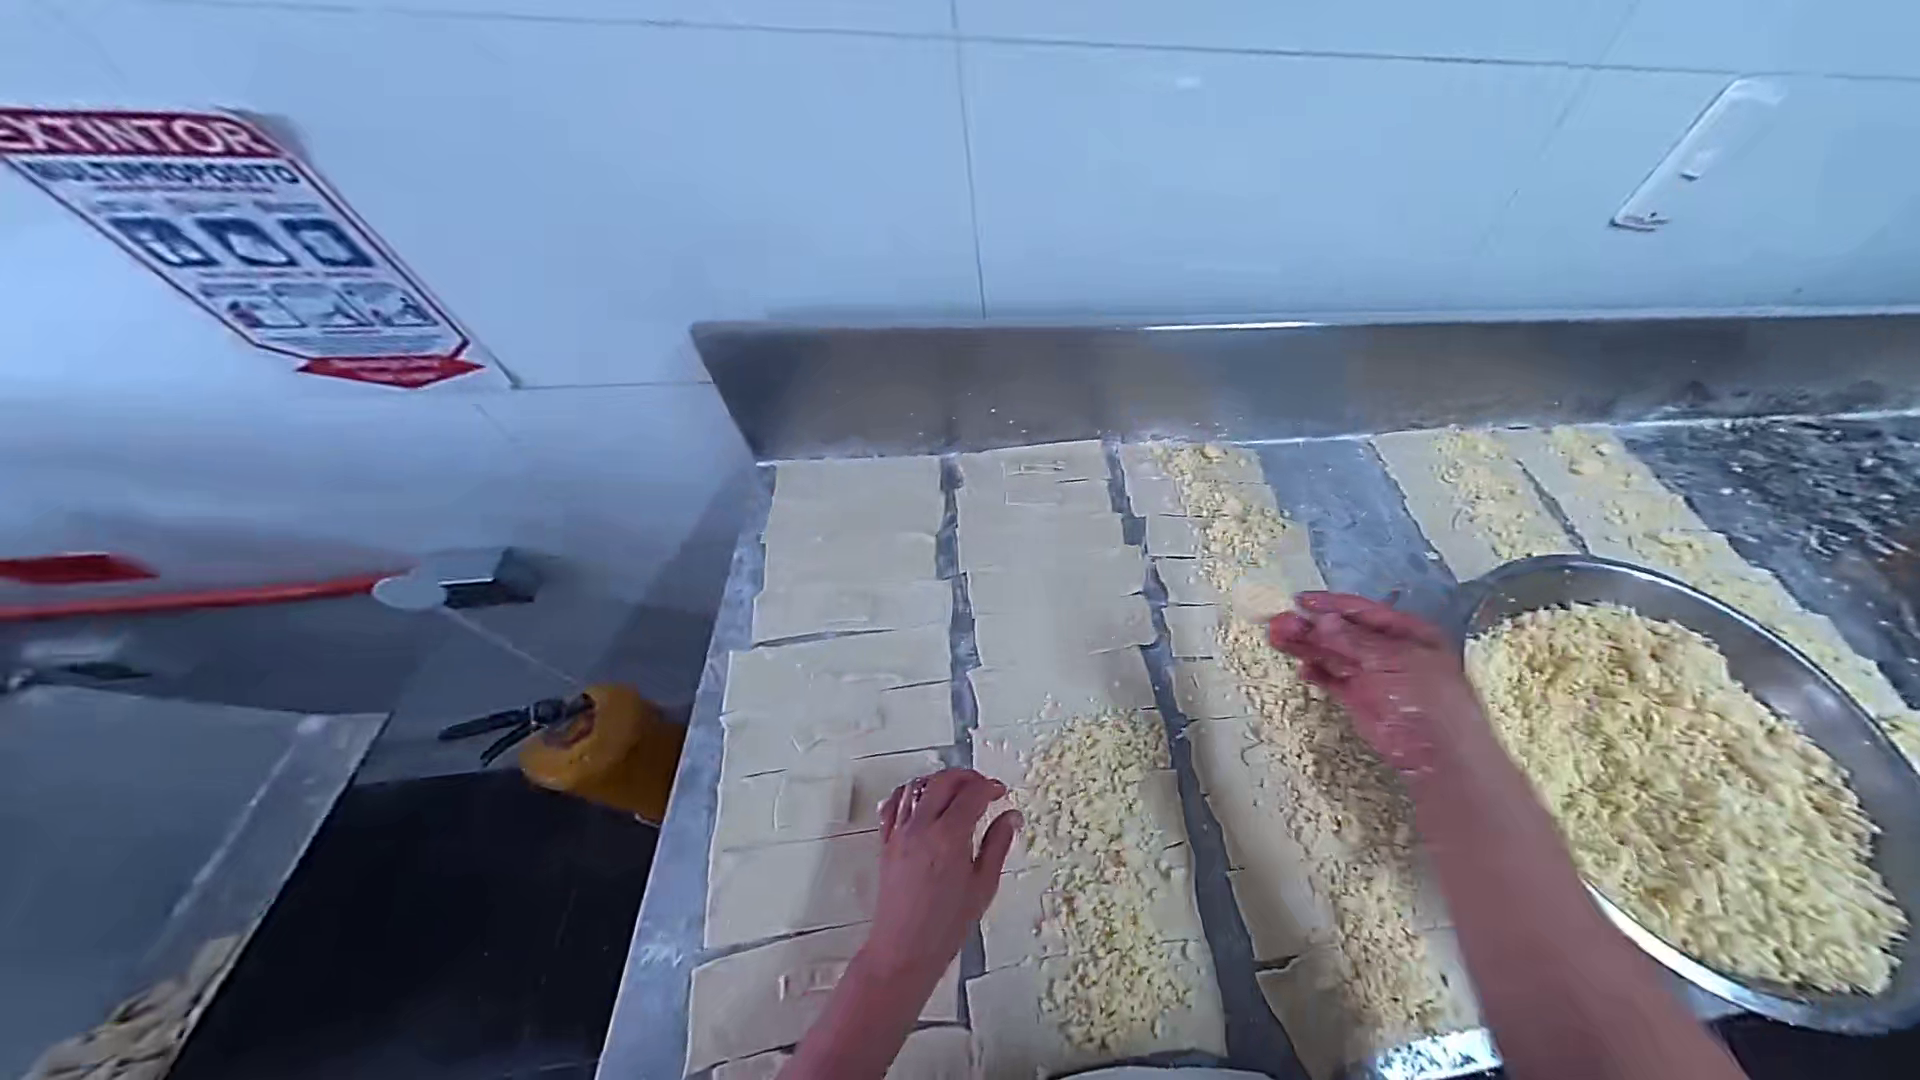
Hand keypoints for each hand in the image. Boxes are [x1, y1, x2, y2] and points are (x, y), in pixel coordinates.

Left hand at [861, 768, 1020, 983]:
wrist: (903, 950)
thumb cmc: (947, 925)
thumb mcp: (982, 887)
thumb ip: (997, 845)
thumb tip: (1011, 816)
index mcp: (950, 837)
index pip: (972, 794)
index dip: (989, 787)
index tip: (1000, 792)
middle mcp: (922, 826)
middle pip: (943, 781)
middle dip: (966, 777)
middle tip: (982, 786)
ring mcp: (900, 831)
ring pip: (918, 786)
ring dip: (940, 781)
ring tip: (956, 790)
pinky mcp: (886, 840)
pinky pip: (895, 803)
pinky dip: (910, 792)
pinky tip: (923, 800)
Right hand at [1268, 591, 1487, 773]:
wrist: (1437, 753)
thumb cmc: (1426, 698)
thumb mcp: (1395, 660)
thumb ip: (1355, 640)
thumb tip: (1323, 619)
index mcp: (1405, 632)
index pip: (1362, 611)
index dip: (1330, 605)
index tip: (1299, 600)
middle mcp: (1386, 650)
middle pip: (1340, 632)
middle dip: (1309, 626)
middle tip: (1278, 623)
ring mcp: (1371, 674)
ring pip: (1331, 653)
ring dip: (1305, 645)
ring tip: (1277, 639)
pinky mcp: (1357, 697)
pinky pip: (1331, 678)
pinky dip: (1315, 672)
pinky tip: (1301, 668)